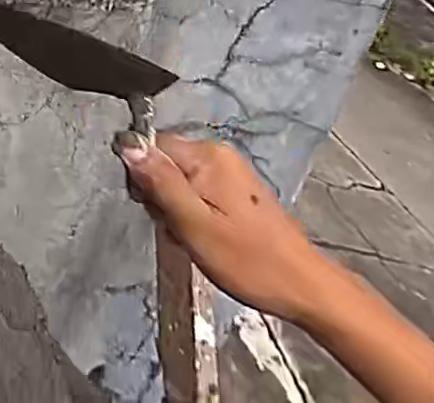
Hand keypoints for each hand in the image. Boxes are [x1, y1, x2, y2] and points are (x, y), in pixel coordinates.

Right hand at [116, 132, 334, 324]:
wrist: (305, 288)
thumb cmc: (248, 260)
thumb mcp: (194, 224)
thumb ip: (159, 181)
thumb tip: (127, 144)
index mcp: (207, 154)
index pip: (152, 145)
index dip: (143, 175)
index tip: (154, 208)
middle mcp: (218, 151)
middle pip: (165, 159)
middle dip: (161, 193)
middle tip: (177, 227)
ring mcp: (230, 168)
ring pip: (179, 175)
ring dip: (176, 204)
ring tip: (193, 235)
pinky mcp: (237, 186)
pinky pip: (198, 185)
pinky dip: (194, 208)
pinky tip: (205, 233)